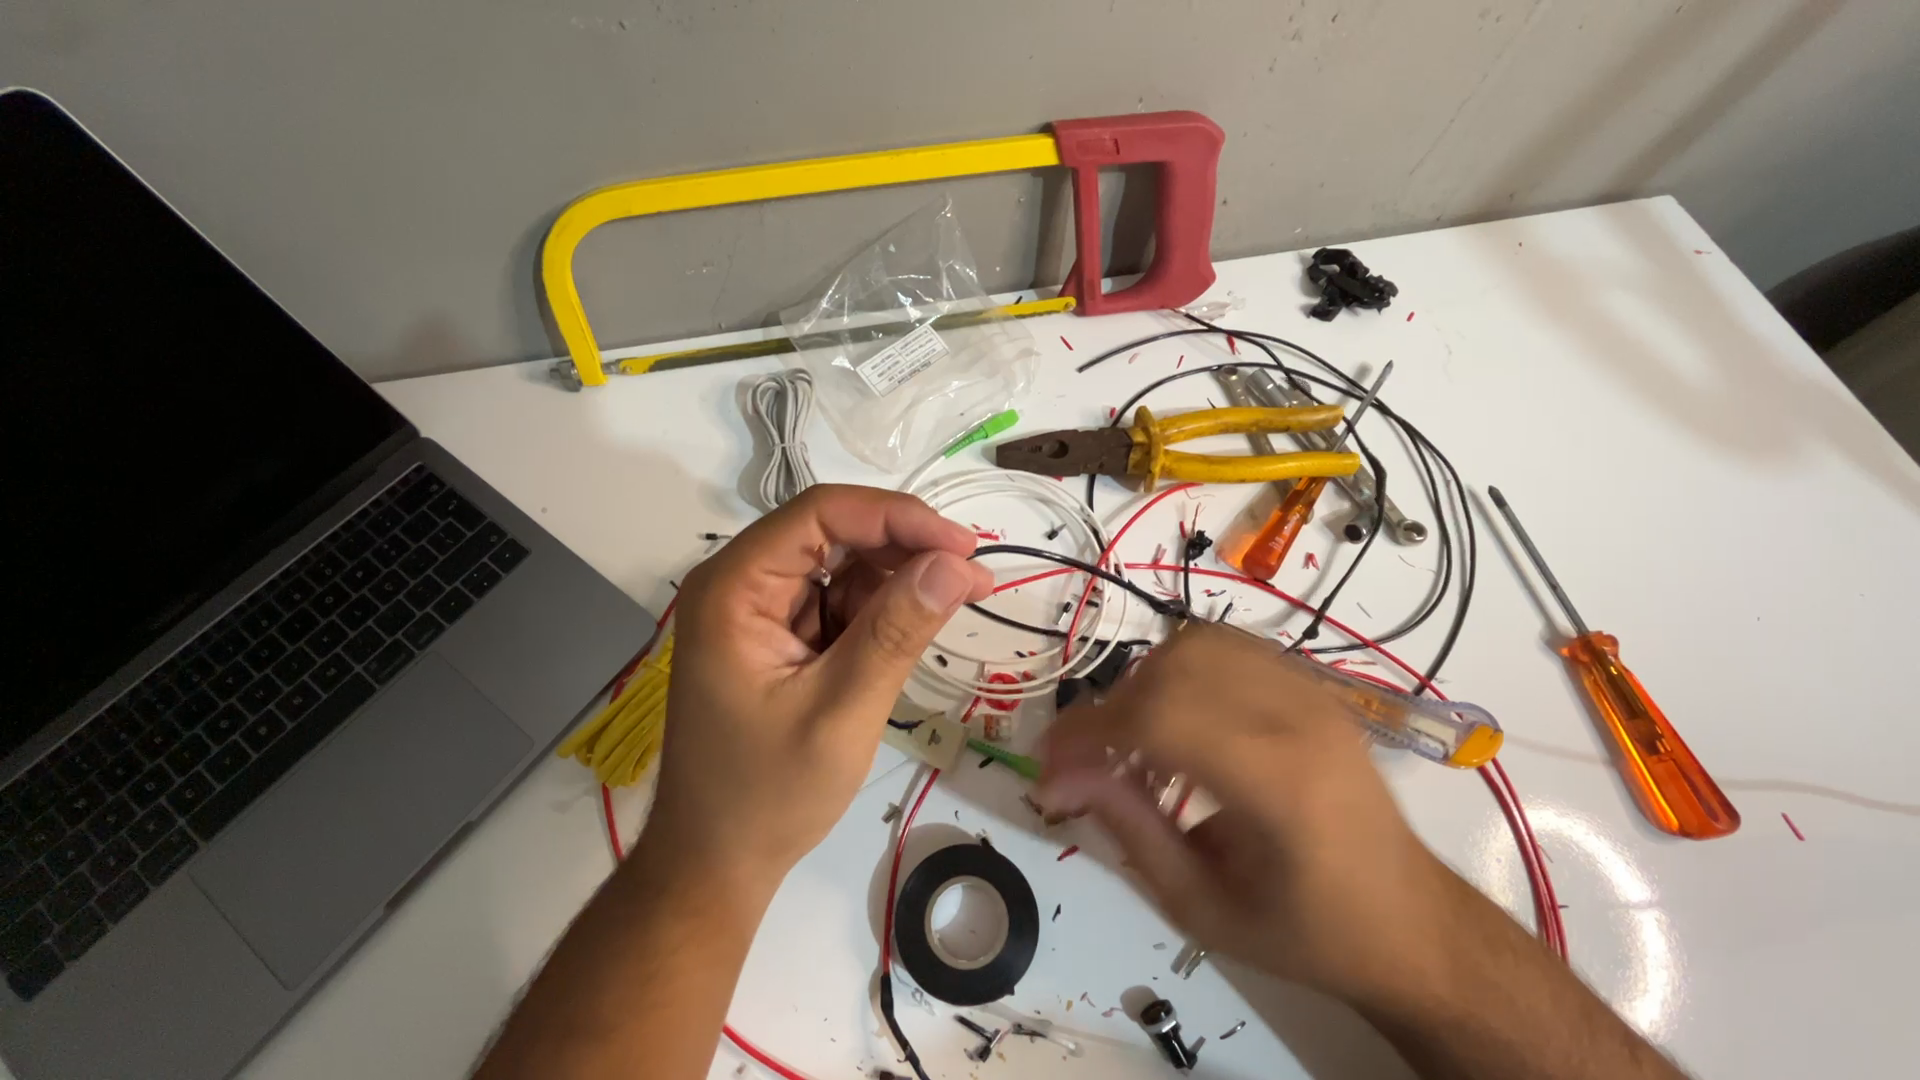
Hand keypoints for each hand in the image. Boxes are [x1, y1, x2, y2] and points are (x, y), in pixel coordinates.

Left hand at [644, 485, 993, 893]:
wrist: (718, 863)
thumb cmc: (768, 795)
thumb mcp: (841, 711)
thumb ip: (897, 631)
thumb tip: (956, 563)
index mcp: (734, 588)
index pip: (820, 514)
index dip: (897, 516)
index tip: (963, 544)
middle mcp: (741, 584)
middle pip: (832, 533)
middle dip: (904, 548)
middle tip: (971, 576)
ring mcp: (758, 611)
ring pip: (841, 565)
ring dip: (898, 580)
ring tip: (956, 601)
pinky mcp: (778, 638)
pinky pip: (837, 602)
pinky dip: (880, 611)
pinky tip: (915, 628)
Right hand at [1035, 621, 1453, 1002]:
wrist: (1411, 924)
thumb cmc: (1307, 933)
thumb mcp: (1203, 907)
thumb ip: (1129, 829)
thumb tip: (1061, 776)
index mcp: (1280, 784)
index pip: (1160, 719)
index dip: (1088, 733)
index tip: (1048, 766)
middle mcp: (1299, 718)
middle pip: (1173, 669)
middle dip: (1109, 708)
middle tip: (1085, 759)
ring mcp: (1312, 694)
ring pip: (1198, 645)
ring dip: (1144, 683)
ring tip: (1129, 738)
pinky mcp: (1314, 688)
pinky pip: (1229, 649)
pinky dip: (1180, 670)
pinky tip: (1172, 719)